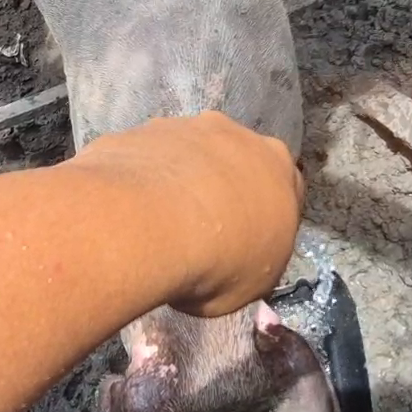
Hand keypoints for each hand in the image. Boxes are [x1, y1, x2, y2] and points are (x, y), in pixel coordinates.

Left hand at [70, 112, 302, 317]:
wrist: (152, 227)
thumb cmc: (220, 261)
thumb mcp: (254, 283)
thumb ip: (253, 261)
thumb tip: (231, 267)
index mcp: (278, 167)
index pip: (282, 188)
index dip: (262, 218)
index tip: (244, 243)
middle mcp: (235, 136)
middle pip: (232, 161)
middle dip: (220, 190)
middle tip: (200, 232)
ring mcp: (184, 128)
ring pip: (185, 154)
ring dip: (177, 181)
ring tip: (157, 224)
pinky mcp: (139, 132)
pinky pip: (143, 159)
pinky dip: (139, 181)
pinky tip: (130, 213)